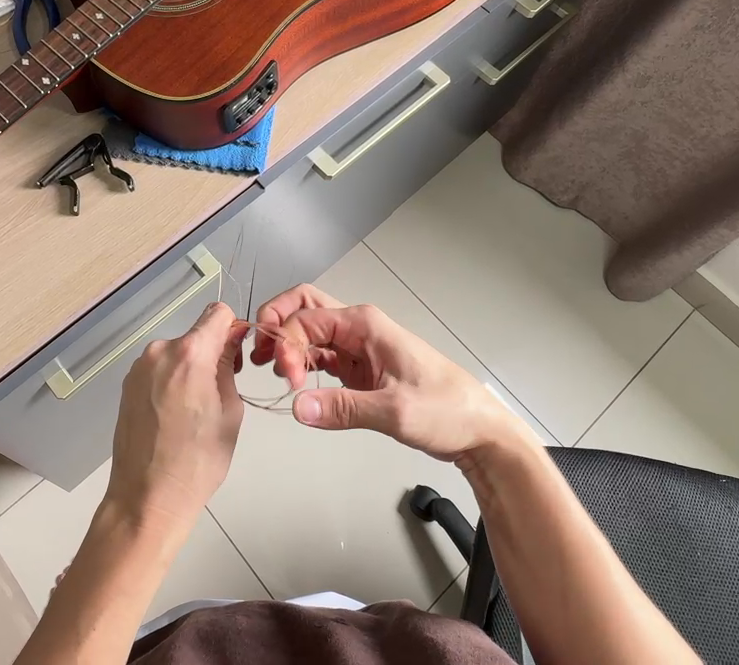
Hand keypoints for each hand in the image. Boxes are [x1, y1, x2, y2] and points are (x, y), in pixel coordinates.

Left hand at [104, 302, 245, 530]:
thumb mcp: (229, 412)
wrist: (146, 498)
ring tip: (193, 412)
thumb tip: (231, 340)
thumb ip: (229, 366)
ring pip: (177, 354)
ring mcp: (139, 367)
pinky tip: (173, 416)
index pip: (218, 313)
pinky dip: (171, 382)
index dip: (232, 329)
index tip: (236, 356)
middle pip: (196, 336)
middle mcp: (159, 351)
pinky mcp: (127, 385)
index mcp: (189, 353)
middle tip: (218, 395)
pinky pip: (159, 370)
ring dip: (189, 370)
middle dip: (211, 355)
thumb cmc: (197, 462)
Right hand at [251, 284, 525, 461]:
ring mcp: (359, 347)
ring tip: (275, 374)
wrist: (478, 430)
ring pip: (310, 331)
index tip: (289, 380)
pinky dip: (303, 363)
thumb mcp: (394, 412)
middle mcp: (358, 328)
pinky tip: (295, 383)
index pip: (306, 319)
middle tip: (259, 356)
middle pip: (304, 308)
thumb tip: (297, 407)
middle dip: (277, 324)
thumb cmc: (446, 411)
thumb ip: (343, 409)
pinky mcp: (360, 368)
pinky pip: (323, 355)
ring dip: (288, 346)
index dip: (287, 344)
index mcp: (364, 324)